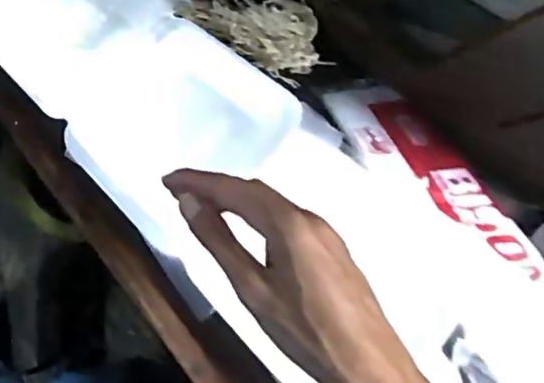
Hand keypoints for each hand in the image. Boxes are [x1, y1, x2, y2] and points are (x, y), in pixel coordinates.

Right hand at [164, 169, 425, 382]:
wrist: (377, 377)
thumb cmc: (309, 333)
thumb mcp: (253, 290)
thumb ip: (217, 240)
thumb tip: (189, 202)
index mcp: (288, 222)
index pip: (231, 188)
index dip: (195, 181)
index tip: (167, 181)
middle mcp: (309, 218)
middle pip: (251, 189)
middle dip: (213, 186)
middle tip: (180, 192)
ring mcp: (328, 235)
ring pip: (270, 202)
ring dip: (235, 198)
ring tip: (206, 206)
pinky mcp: (336, 252)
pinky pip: (287, 216)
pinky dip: (257, 212)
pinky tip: (248, 226)